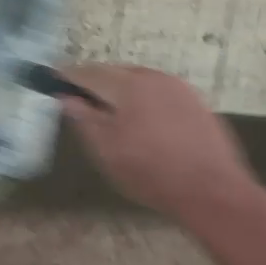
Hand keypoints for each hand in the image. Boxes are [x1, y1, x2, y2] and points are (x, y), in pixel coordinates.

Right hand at [60, 65, 257, 215]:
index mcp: (127, 84)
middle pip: (115, 73)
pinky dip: (145, 100)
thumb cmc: (150, 172)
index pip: (89, 72)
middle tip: (80, 99)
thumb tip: (66, 98)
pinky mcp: (196, 103)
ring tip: (112, 114)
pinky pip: (160, 93)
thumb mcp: (106, 150)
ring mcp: (179, 88)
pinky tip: (145, 123)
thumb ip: (84, 119)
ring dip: (122, 91)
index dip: (68, 76)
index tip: (53, 80)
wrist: (213, 192)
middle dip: (96, 83)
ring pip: (139, 81)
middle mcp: (153, 77)